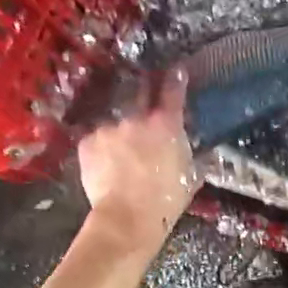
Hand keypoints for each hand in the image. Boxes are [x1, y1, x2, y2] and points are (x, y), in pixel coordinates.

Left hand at [77, 70, 195, 241]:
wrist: (127, 217)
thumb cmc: (167, 199)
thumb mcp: (192, 176)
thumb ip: (194, 154)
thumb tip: (200, 147)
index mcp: (167, 124)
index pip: (173, 90)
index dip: (176, 78)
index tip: (177, 70)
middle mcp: (136, 118)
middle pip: (140, 91)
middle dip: (145, 89)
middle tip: (147, 94)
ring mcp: (109, 128)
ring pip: (118, 120)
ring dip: (122, 127)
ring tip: (124, 146)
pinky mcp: (87, 142)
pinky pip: (98, 138)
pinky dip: (104, 145)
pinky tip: (108, 161)